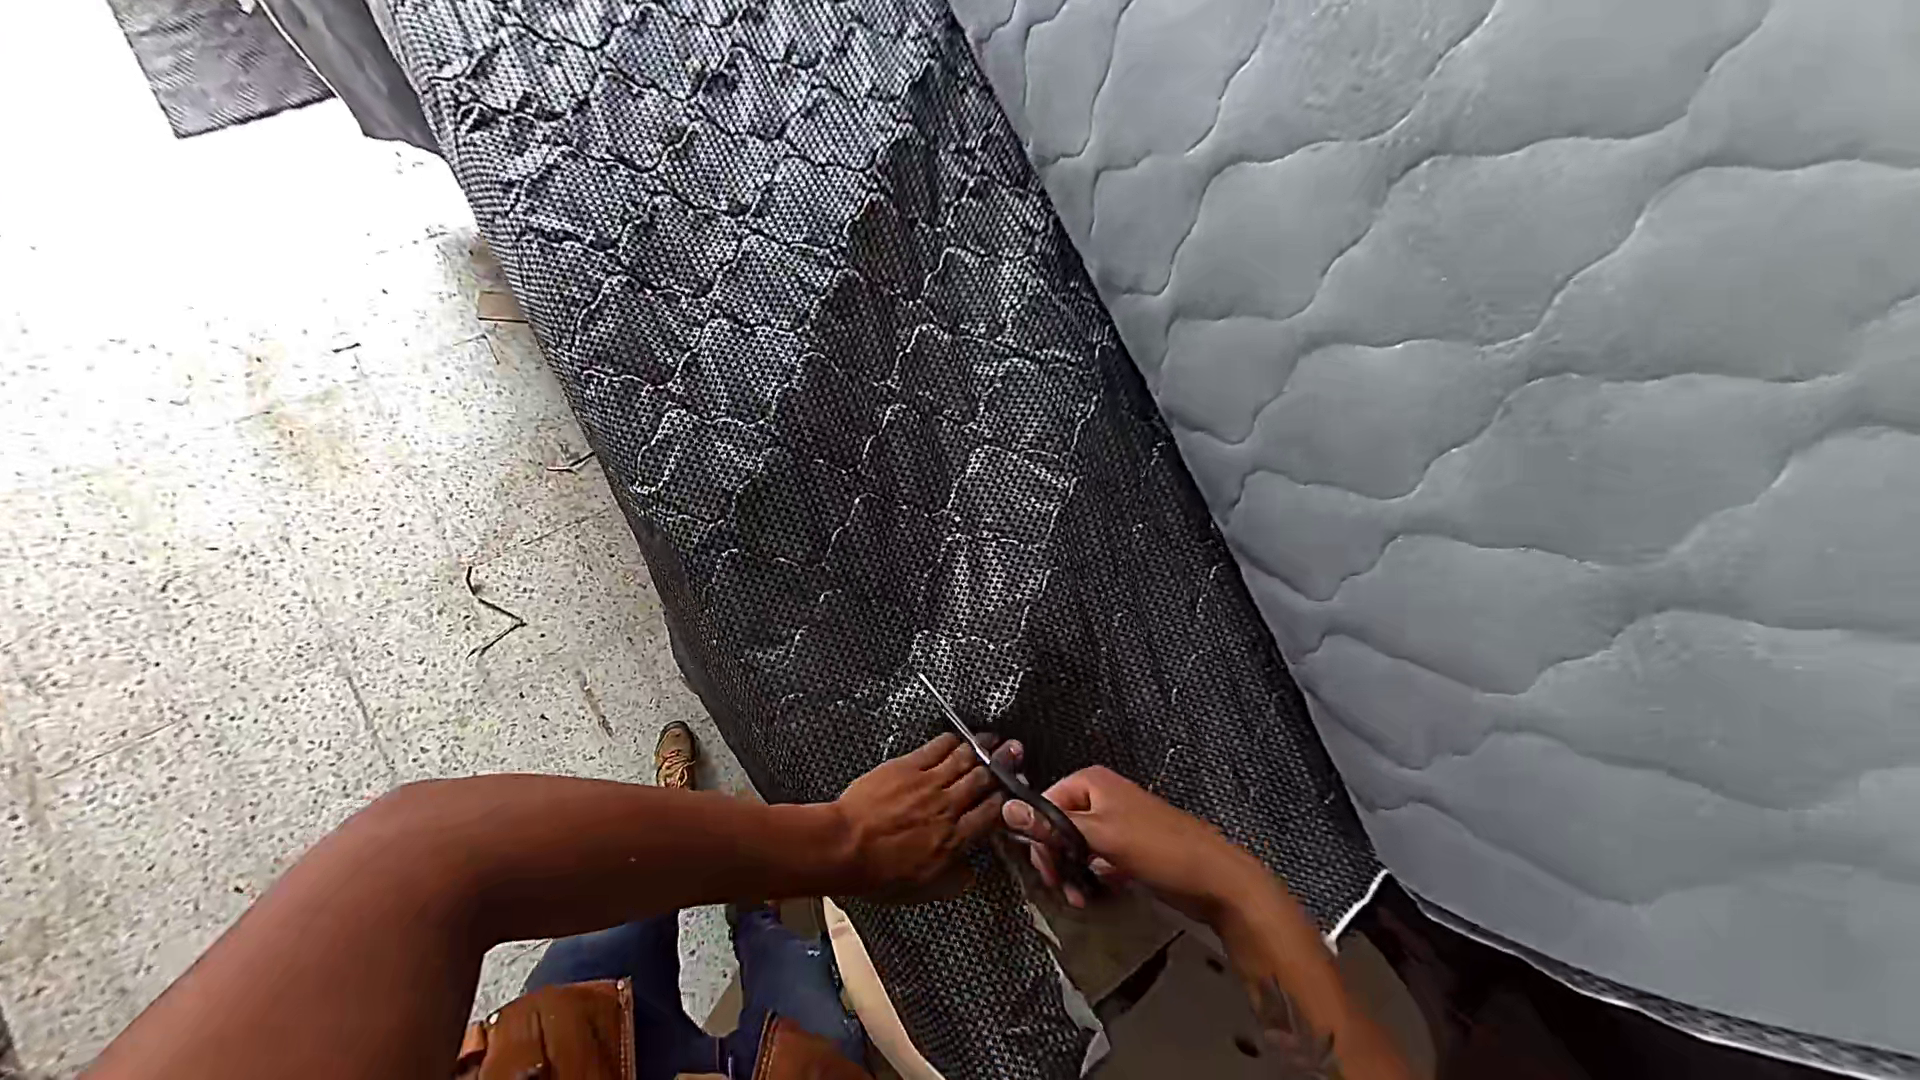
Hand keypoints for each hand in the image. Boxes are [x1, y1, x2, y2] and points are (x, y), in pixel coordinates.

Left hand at [831, 734, 1022, 893]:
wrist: (843, 846)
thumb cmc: (877, 872)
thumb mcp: (922, 890)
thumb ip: (954, 881)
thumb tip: (972, 873)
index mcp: (954, 839)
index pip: (993, 813)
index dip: (1007, 799)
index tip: (1012, 792)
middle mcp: (947, 806)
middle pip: (985, 779)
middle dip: (1003, 765)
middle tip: (1013, 754)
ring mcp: (929, 782)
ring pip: (966, 758)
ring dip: (983, 746)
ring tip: (993, 740)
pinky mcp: (908, 765)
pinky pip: (938, 747)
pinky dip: (953, 740)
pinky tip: (958, 737)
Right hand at [1002, 765, 1268, 918]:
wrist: (1216, 879)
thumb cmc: (1158, 848)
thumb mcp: (1101, 835)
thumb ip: (1052, 826)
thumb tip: (1007, 809)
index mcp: (1091, 781)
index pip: (1045, 802)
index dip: (1039, 835)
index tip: (1044, 869)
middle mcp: (1100, 796)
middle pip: (1059, 825)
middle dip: (1057, 859)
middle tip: (1062, 888)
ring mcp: (1115, 822)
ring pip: (1076, 846)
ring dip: (1072, 872)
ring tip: (1080, 897)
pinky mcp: (1126, 847)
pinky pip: (1095, 858)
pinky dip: (1091, 875)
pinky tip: (1099, 891)